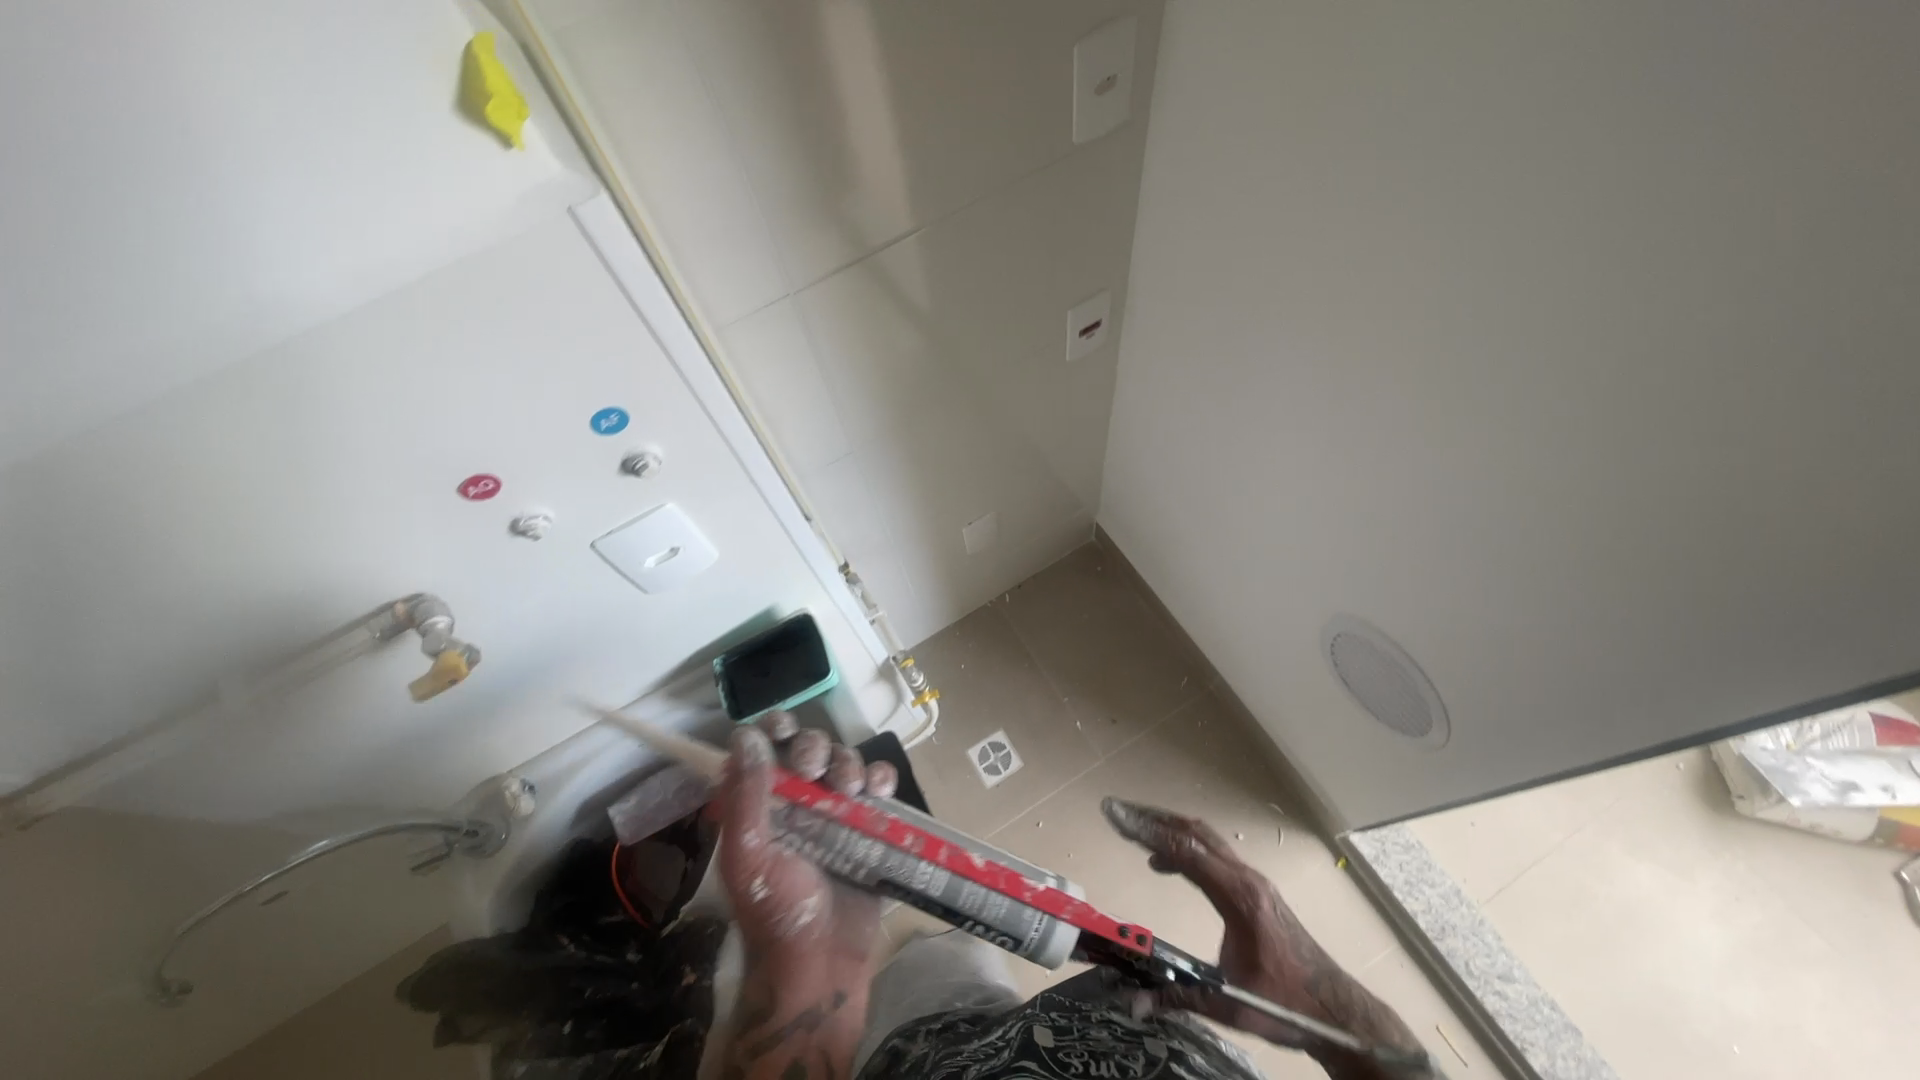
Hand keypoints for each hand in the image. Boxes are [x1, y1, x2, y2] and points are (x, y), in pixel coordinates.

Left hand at [717, 714, 897, 1079]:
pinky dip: (882, 778)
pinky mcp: (868, 828)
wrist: (823, 963)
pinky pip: (877, 788)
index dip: (777, 730)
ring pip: (844, 762)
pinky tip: (881, 790)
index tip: (788, 736)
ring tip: (853, 789)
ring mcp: (833, 814)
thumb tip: (746, 735)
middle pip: (809, 747)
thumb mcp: (750, 854)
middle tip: (819, 771)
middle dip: (817, 748)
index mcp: (758, 804)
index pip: (763, 747)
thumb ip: (747, 796)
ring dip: (850, 762)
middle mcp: (794, 802)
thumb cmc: (776, 910)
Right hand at [1101, 798, 1428, 1078]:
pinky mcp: (1256, 891)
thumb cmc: (1286, 1004)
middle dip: (1153, 819)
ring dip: (1169, 829)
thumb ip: (1178, 997)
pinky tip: (1165, 862)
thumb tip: (1131, 1003)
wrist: (1338, 1010)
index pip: (1185, 851)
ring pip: (1206, 840)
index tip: (1117, 816)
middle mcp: (1247, 879)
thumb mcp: (1228, 1004)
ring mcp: (1254, 882)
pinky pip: (1214, 855)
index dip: (1148, 831)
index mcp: (1240, 897)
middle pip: (1195, 833)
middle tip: (1117, 812)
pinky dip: (1185, 847)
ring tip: (1133, 828)